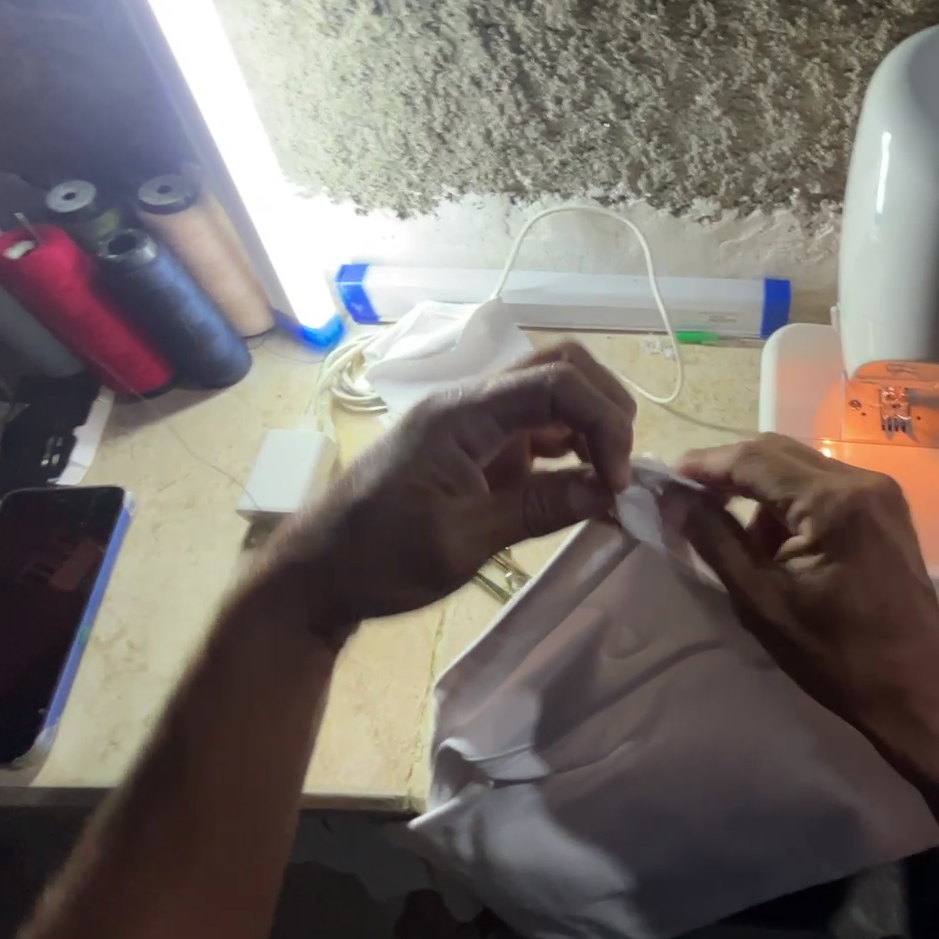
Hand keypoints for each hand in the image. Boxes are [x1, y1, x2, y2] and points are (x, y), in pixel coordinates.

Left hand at [256, 342, 635, 639]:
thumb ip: (540, 509)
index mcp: (462, 414)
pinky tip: (582, 482)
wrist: (318, 573)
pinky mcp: (478, 444)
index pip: (556, 381)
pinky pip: (537, 425)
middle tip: (620, 467)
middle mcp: (471, 402)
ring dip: (592, 424)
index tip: (616, 481)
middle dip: (606, 407)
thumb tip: (609, 492)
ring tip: (607, 478)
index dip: (603, 421)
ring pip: (553, 390)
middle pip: (560, 366)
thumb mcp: (464, 542)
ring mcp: (475, 420)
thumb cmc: (380, 558)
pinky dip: (572, 445)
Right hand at [673, 433, 938, 736]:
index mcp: (834, 501)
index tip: (668, 478)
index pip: (754, 460)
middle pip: (778, 452)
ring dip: (763, 492)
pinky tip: (783, 546)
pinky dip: (794, 503)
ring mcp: (881, 492)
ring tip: (747, 545)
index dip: (706, 465)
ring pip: (801, 467)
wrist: (913, 689)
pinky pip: (826, 486)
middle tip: (693, 503)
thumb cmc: (833, 655)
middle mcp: (863, 480)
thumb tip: (673, 498)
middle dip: (732, 474)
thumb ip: (713, 539)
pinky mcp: (887, 508)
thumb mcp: (760, 599)